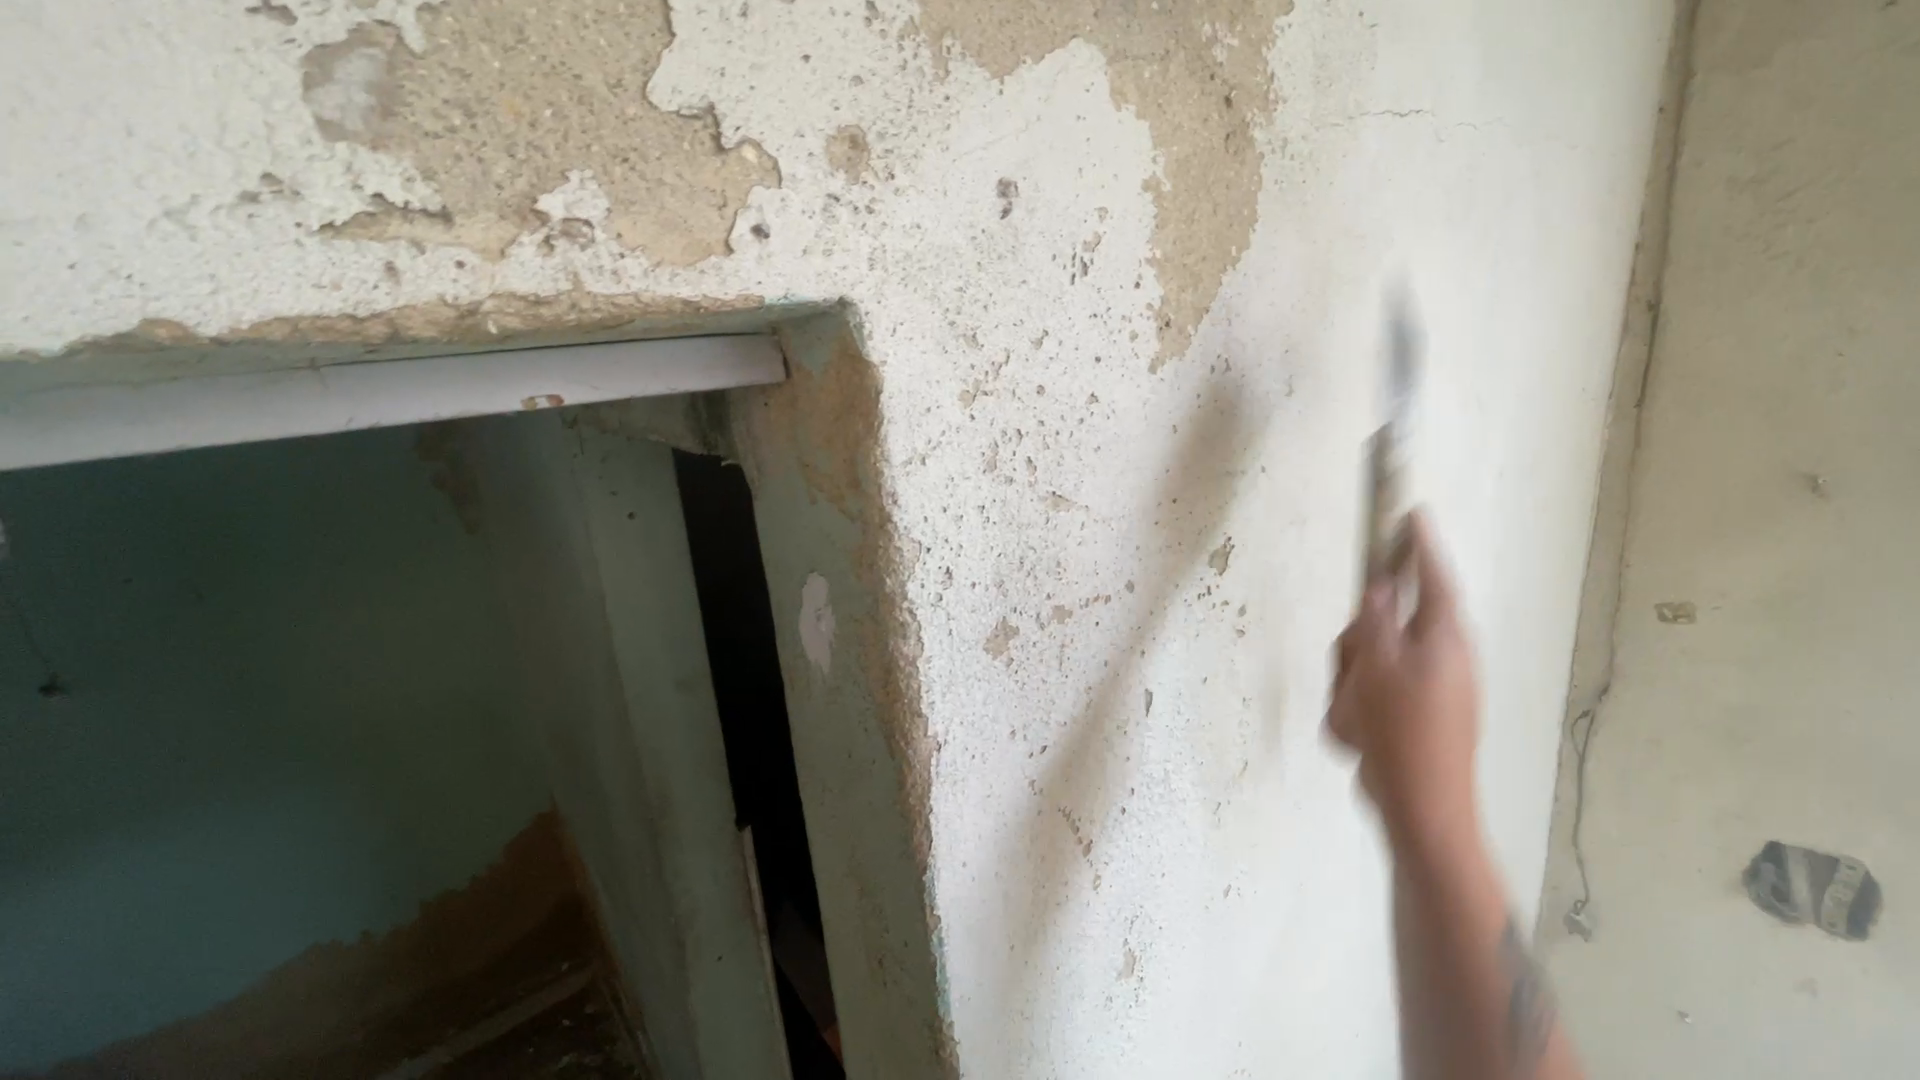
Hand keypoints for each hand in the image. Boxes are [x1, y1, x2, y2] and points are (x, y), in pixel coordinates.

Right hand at [1327, 509, 1480, 857]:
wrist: (1421, 805)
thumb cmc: (1402, 730)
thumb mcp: (1378, 665)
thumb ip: (1374, 620)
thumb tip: (1378, 586)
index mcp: (1443, 637)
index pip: (1432, 576)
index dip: (1420, 544)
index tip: (1412, 512)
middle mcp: (1443, 657)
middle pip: (1386, 624)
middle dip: (1357, 646)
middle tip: (1350, 670)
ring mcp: (1432, 689)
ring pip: (1372, 662)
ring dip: (1352, 685)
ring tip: (1355, 716)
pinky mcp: (1416, 716)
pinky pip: (1375, 696)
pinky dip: (1360, 710)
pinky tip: (1361, 736)